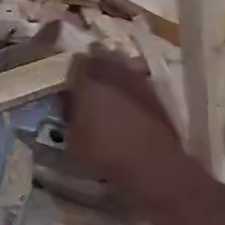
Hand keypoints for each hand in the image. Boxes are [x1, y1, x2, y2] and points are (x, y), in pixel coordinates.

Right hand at [64, 49, 196, 205]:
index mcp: (90, 77)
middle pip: (101, 62)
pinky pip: (136, 87)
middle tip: (88, 94)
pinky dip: (130, 95)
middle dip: (94, 74)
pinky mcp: (155, 93)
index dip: (72, 75)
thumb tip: (69, 103)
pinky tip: (128, 115)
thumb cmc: (105, 150)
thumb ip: (69, 115)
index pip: (76, 62)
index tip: (70, 89)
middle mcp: (114, 71)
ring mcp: (138, 80)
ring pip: (120, 72)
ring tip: (109, 104)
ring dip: (113, 83)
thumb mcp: (72, 139)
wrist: (152, 163)